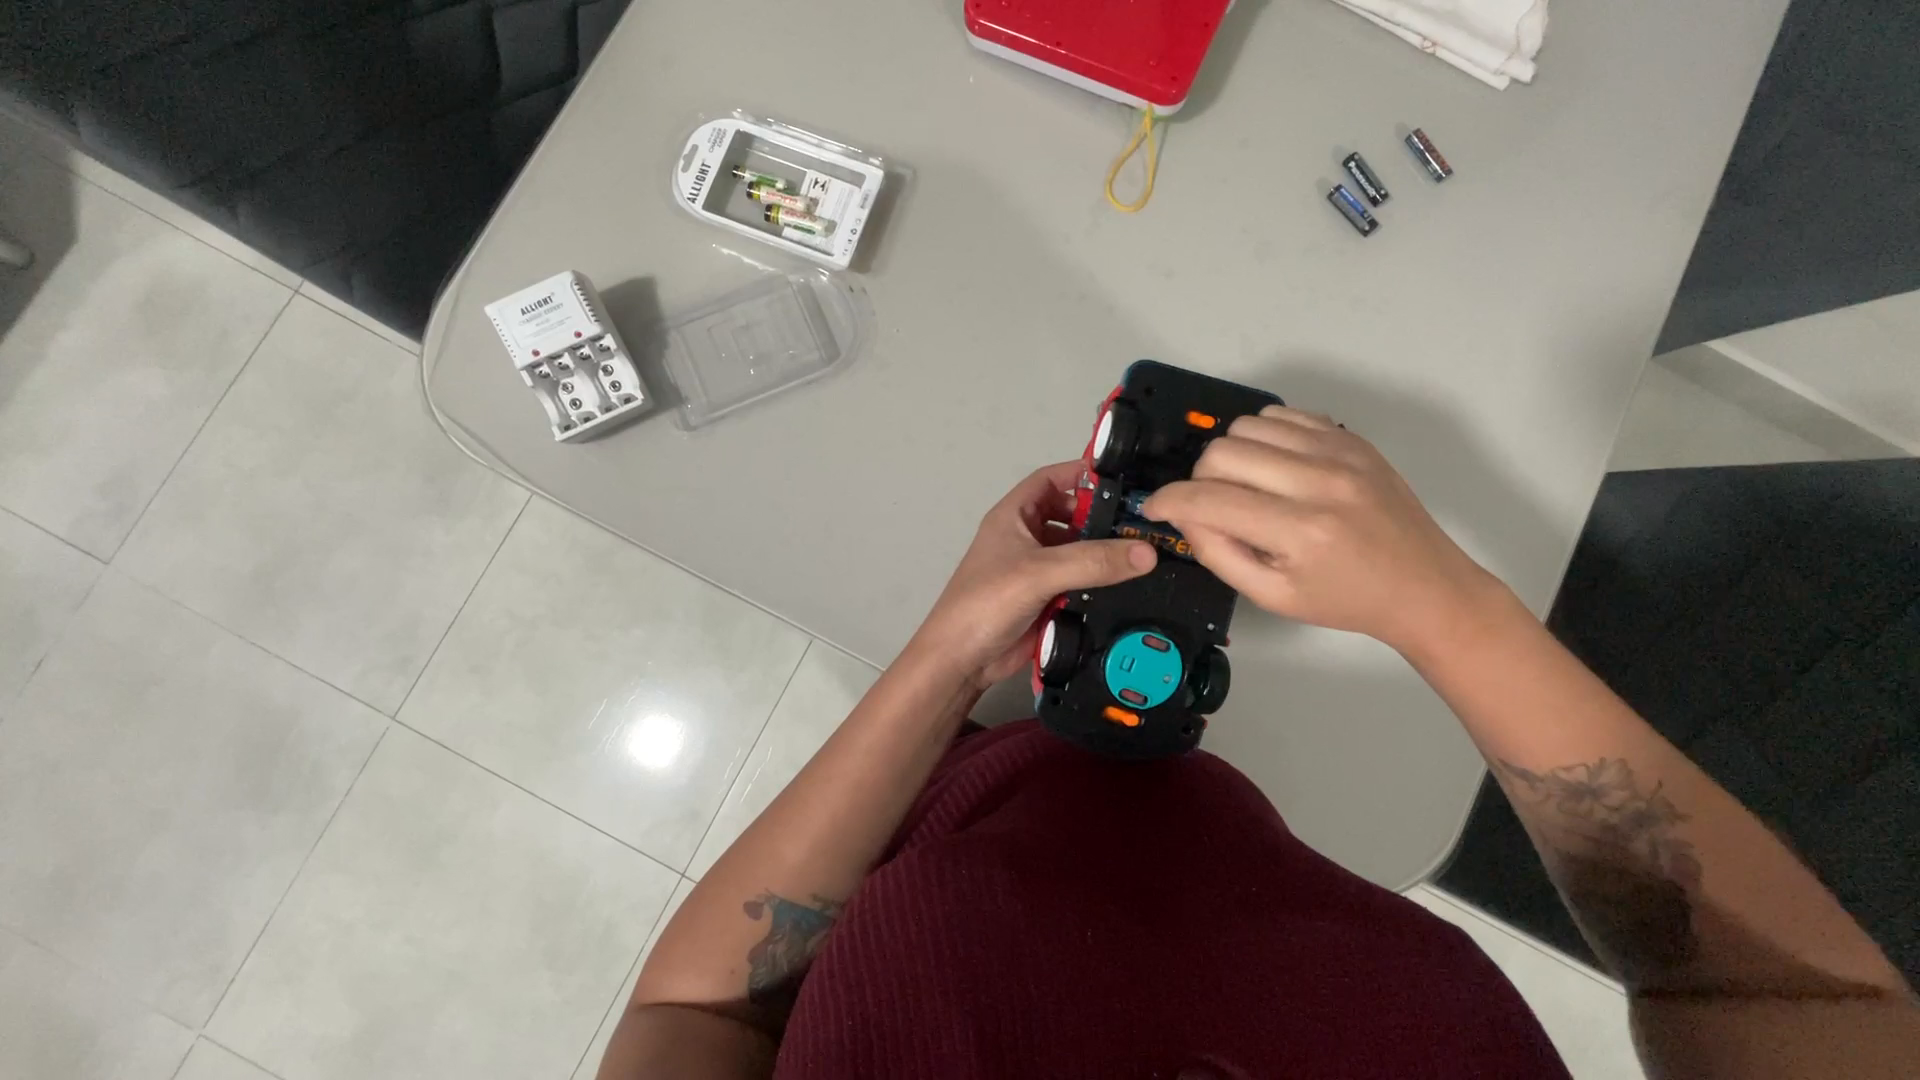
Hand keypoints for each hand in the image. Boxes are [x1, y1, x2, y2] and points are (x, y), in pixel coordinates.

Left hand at [910, 461, 1157, 688]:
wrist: (962, 660)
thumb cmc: (986, 602)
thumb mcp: (1039, 573)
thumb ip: (1092, 561)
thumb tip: (1148, 552)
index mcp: (1014, 516)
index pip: (1051, 479)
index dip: (1082, 472)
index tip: (1124, 476)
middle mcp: (1027, 538)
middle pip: (1071, 515)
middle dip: (1103, 516)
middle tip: (1147, 520)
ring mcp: (1038, 570)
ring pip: (1079, 551)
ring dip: (1106, 552)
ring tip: (1151, 550)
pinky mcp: (1049, 600)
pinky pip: (1082, 583)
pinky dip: (1104, 582)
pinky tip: (1134, 584)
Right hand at [1143, 406, 1506, 654]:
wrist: (1424, 585)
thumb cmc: (1344, 600)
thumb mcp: (1272, 596)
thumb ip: (1218, 553)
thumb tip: (1183, 514)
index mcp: (1300, 532)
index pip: (1208, 499)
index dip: (1167, 501)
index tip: (1154, 508)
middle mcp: (1319, 482)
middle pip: (1222, 452)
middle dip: (1198, 479)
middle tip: (1209, 505)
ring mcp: (1339, 452)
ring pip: (1247, 425)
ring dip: (1229, 455)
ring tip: (1243, 485)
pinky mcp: (1350, 438)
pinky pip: (1282, 415)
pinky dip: (1262, 436)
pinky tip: (1271, 466)